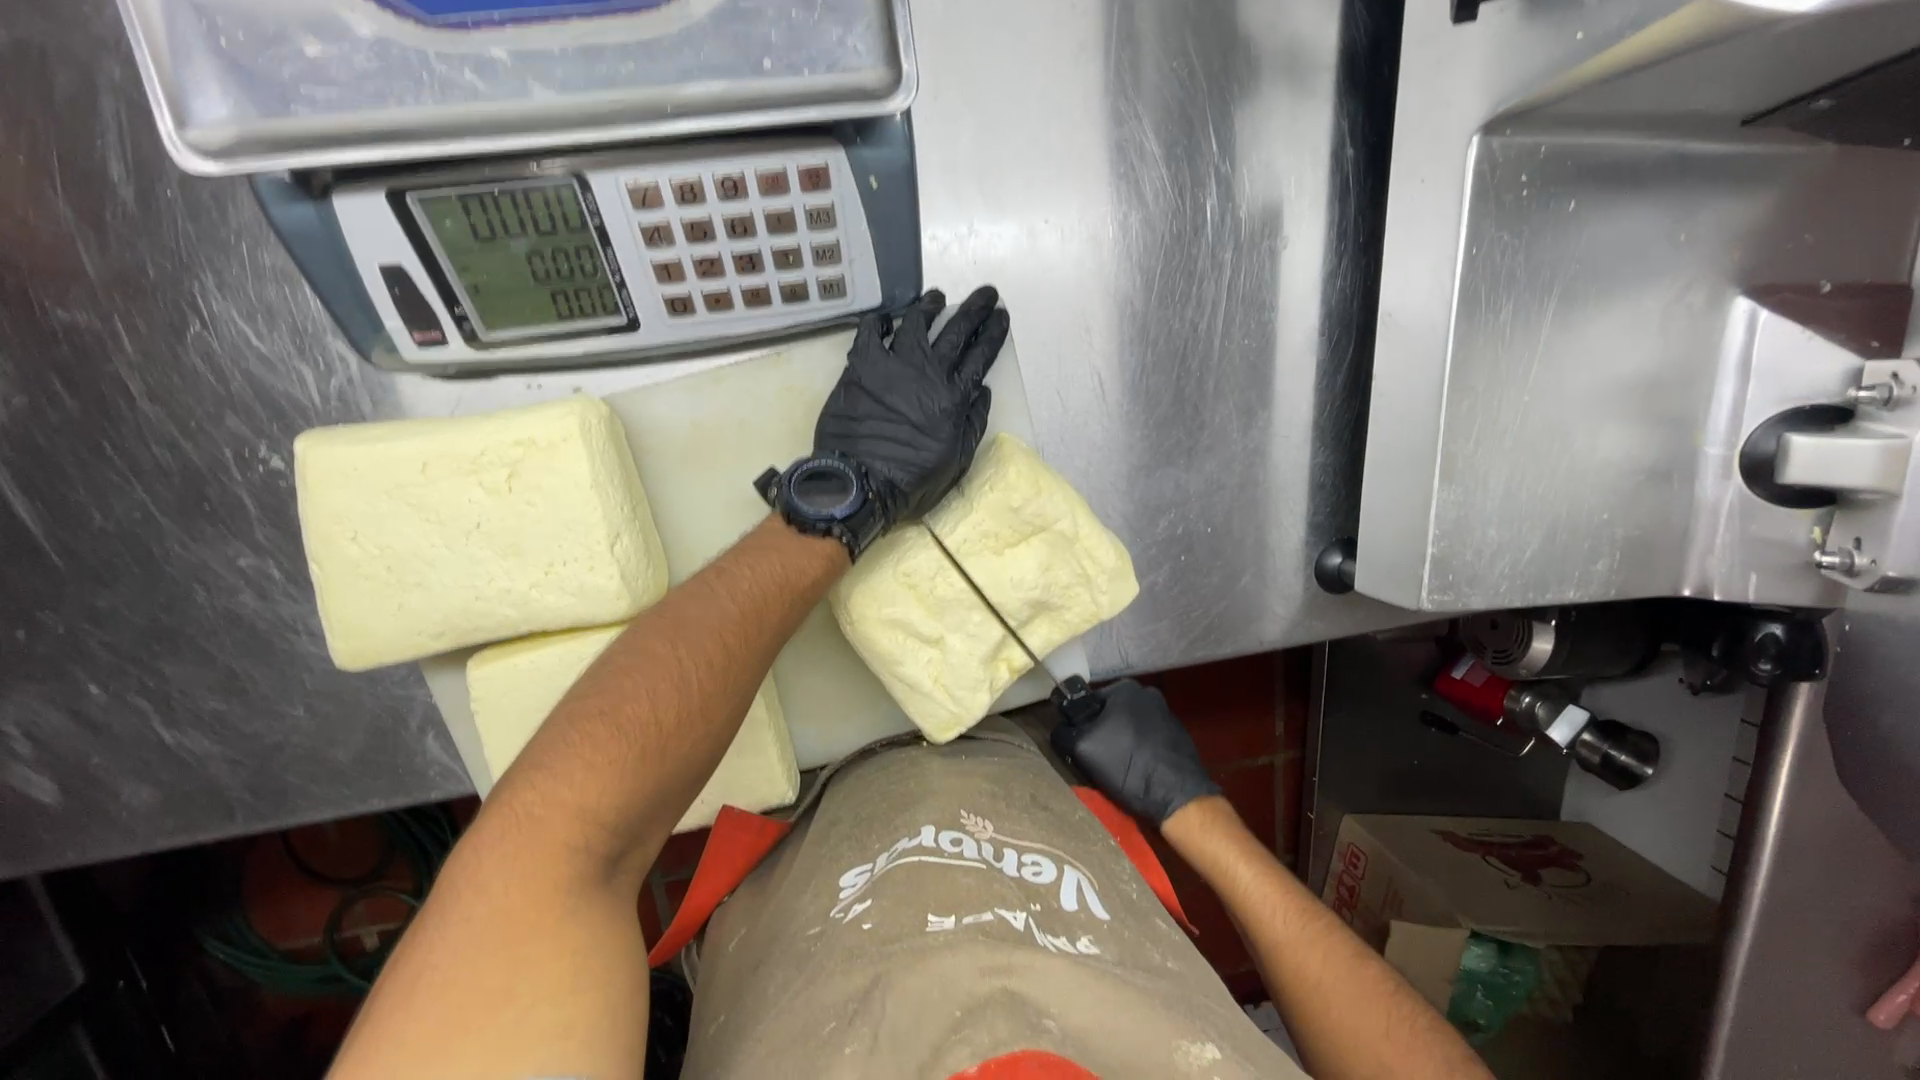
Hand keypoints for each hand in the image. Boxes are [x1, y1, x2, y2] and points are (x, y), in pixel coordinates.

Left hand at [813, 286, 1009, 527]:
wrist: (861, 481)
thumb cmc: (912, 480)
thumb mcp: (957, 461)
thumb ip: (972, 423)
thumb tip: (983, 392)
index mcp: (954, 398)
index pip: (980, 357)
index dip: (993, 334)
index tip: (1001, 316)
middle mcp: (928, 373)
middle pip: (956, 332)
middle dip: (974, 310)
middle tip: (986, 293)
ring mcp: (893, 366)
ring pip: (916, 324)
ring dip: (929, 307)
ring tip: (937, 297)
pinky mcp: (861, 366)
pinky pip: (870, 331)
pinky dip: (879, 321)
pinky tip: (886, 317)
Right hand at [1050, 679, 1221, 825]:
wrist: (1177, 796)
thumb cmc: (1127, 764)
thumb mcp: (1081, 748)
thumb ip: (1063, 733)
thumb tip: (1058, 729)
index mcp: (1126, 688)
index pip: (1088, 702)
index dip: (1080, 725)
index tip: (1081, 746)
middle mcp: (1149, 694)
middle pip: (1110, 714)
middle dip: (1102, 734)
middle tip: (1097, 760)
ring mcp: (1167, 714)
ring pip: (1130, 727)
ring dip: (1122, 743)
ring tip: (1118, 769)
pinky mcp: (1178, 735)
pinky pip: (1148, 739)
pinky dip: (1140, 751)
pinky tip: (1138, 770)